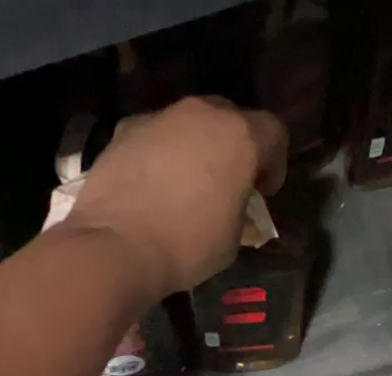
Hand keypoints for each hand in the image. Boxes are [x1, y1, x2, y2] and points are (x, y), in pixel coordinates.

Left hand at [61, 96, 287, 296]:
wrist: (116, 245)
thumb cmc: (186, 246)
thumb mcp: (232, 239)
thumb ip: (240, 210)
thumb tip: (232, 206)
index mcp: (240, 135)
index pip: (274, 132)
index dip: (275, 163)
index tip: (264, 191)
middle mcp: (201, 113)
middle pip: (229, 118)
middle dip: (234, 147)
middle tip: (227, 182)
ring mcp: (159, 118)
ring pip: (188, 124)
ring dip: (194, 148)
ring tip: (185, 184)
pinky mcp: (124, 131)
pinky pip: (154, 137)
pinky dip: (159, 155)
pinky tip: (151, 186)